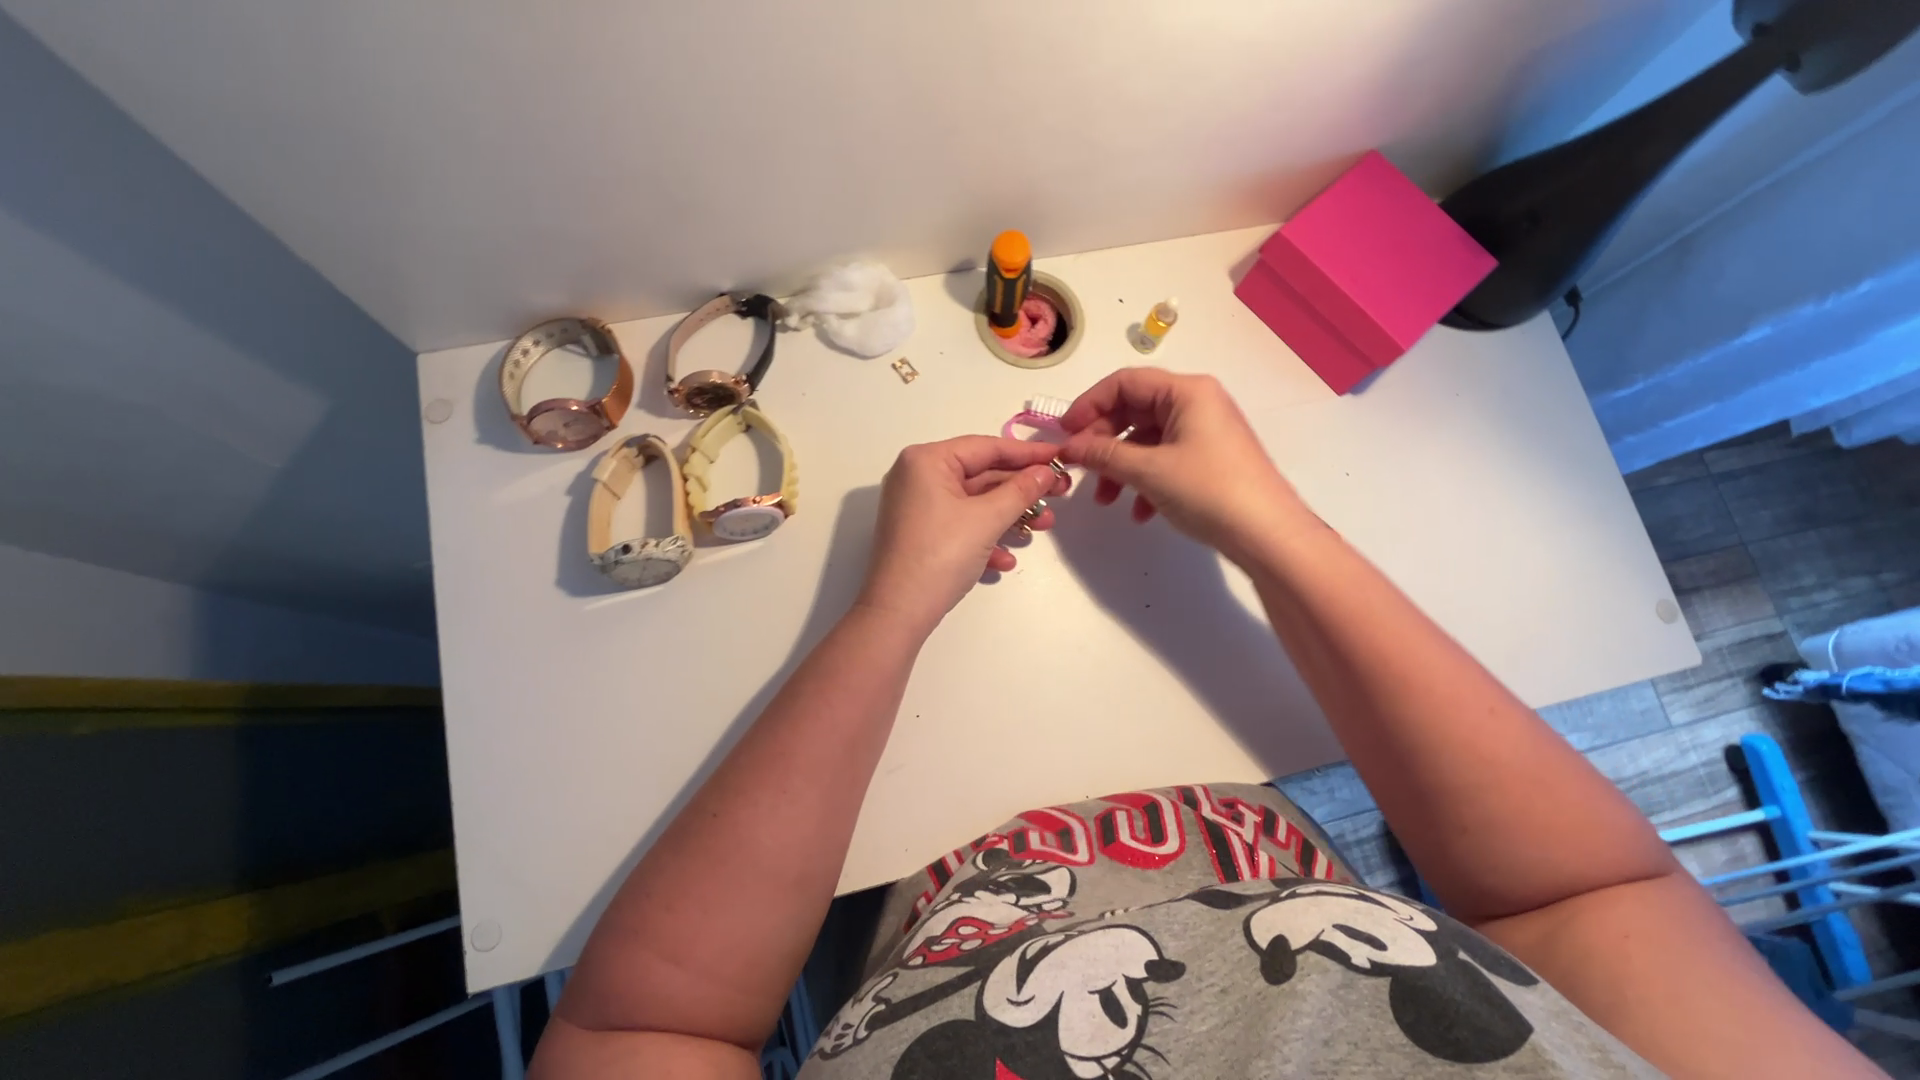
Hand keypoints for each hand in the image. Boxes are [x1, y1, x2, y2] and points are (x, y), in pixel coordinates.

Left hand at [857, 436, 1069, 633]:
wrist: (898, 612)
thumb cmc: (941, 555)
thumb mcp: (986, 519)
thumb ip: (1021, 491)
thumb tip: (1046, 471)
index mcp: (926, 461)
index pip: (985, 447)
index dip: (1027, 453)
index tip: (1061, 456)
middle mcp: (917, 477)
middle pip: (980, 475)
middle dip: (1021, 490)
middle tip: (1060, 493)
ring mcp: (917, 507)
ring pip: (973, 503)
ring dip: (1009, 516)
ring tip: (1043, 527)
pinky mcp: (920, 535)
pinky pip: (959, 526)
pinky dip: (984, 538)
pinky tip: (1007, 559)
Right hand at [1058, 368, 1316, 563]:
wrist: (1267, 534)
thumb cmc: (1208, 490)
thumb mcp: (1148, 470)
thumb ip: (1103, 454)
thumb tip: (1068, 446)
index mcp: (1186, 391)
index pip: (1124, 383)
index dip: (1088, 405)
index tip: (1063, 434)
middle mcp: (1197, 403)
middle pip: (1133, 410)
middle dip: (1102, 442)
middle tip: (1080, 469)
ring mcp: (1205, 432)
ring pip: (1146, 440)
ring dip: (1120, 467)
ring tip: (1105, 500)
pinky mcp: (1209, 459)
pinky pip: (1164, 459)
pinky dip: (1144, 481)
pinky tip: (1139, 512)